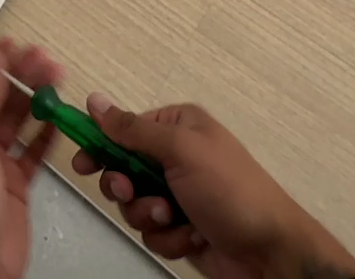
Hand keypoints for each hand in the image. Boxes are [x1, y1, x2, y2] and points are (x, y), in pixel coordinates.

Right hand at [72, 95, 354, 278]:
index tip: (82, 163)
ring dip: (148, 214)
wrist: (272, 254)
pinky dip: (167, 237)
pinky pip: (151, 229)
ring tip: (172, 219)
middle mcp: (175, 156)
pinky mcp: (180, 227)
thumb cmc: (228, 190)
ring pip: (133, 202)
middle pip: (122, 166)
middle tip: (128, 192)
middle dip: (124, 185)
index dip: (99, 144)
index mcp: (176, 126)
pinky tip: (190, 237)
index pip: (123, 127)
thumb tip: (93, 100)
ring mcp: (178, 193)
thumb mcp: (180, 150)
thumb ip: (132, 128)